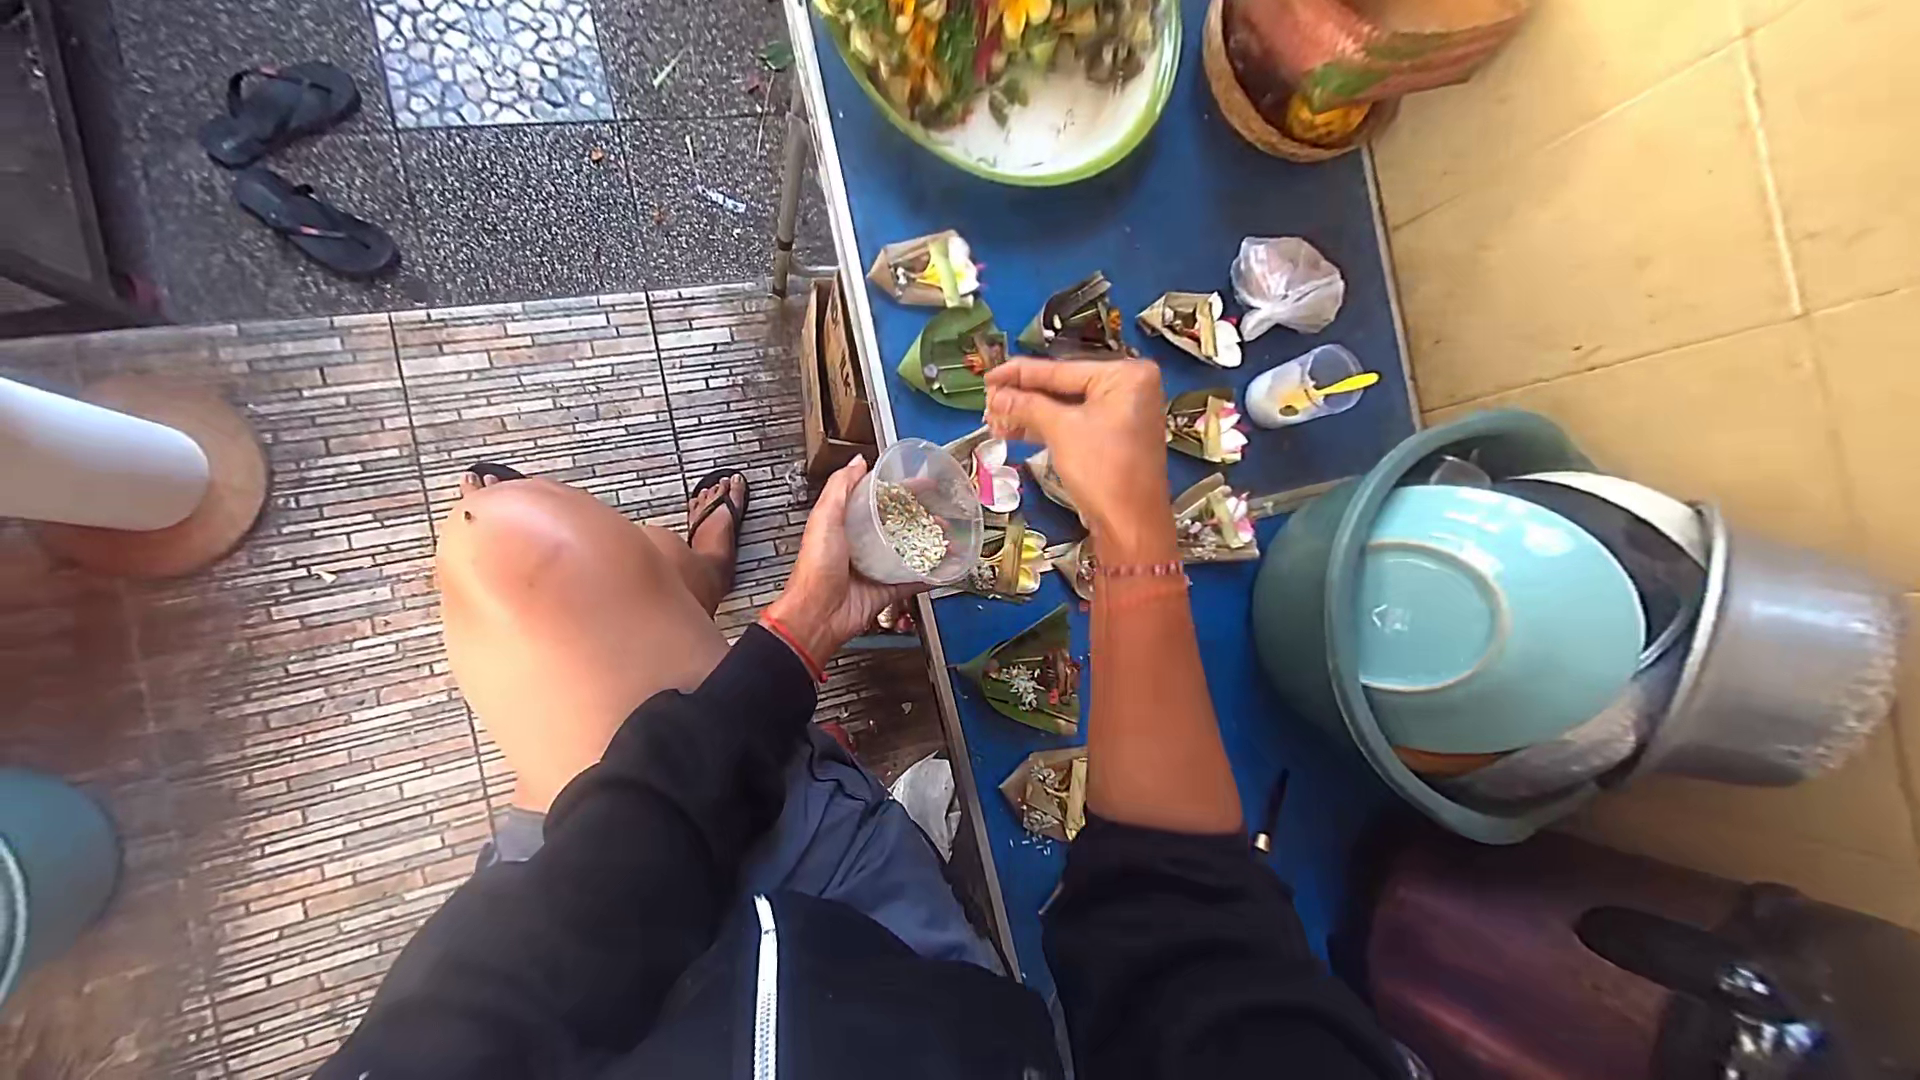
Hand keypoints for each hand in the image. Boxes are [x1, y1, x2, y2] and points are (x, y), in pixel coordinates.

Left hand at [764, 456, 923, 667]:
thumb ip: (840, 488)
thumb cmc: (815, 569)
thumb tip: (857, 462)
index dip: (902, 489)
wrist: (817, 614)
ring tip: (948, 536)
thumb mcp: (824, 518)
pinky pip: (912, 580)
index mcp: (847, 524)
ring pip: (909, 552)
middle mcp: (862, 544)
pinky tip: (944, 569)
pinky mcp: (886, 590)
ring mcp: (875, 567)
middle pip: (899, 525)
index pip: (879, 500)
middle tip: (942, 512)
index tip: (923, 483)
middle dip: (922, 518)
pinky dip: (929, 576)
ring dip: (929, 544)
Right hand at [985, 358, 1176, 561]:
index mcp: (1127, 375)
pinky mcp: (1112, 437)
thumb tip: (998, 395)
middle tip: (989, 399)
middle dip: (1022, 397)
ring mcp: (1121, 414)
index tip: (992, 375)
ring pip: (1065, 407)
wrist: (1129, 523)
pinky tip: (1015, 429)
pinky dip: (1045, 427)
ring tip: (995, 418)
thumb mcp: (1061, 430)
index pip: (1061, 369)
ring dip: (1028, 414)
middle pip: (1062, 386)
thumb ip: (1026, 405)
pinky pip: (1072, 423)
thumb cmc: (1107, 472)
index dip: (1021, 373)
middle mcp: (1129, 388)